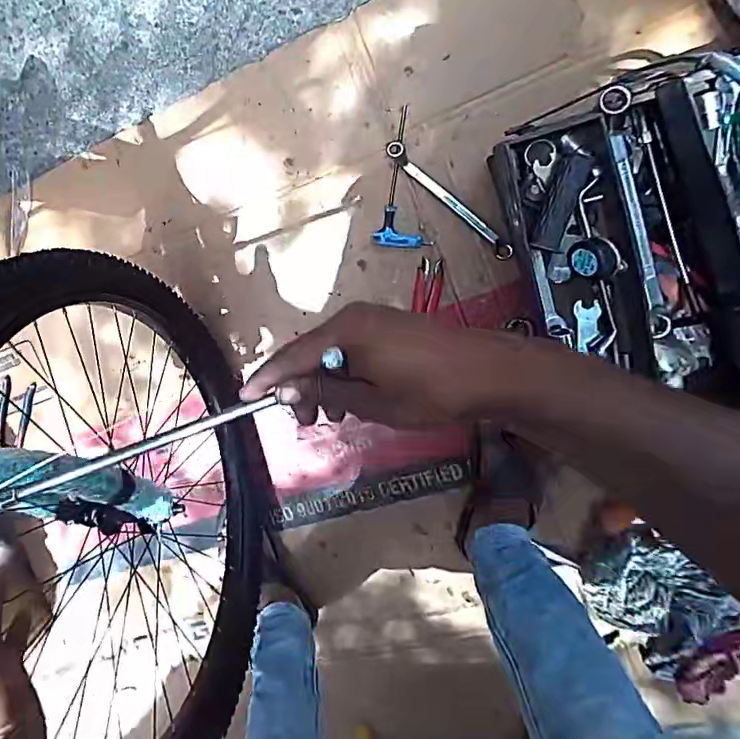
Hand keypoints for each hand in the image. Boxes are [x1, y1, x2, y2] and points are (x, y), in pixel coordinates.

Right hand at [240, 301, 554, 427]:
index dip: (268, 378)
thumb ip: (324, 391)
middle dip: (301, 387)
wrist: (493, 372)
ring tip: (332, 416)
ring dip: (323, 384)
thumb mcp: (372, 400)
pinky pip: (350, 350)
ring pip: (330, 353)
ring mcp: (371, 320)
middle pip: (309, 353)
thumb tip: (285, 389)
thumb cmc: (431, 390)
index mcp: (344, 332)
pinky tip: (353, 399)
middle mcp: (352, 318)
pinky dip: (343, 374)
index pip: (292, 355)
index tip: (246, 397)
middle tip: (304, 421)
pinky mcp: (387, 327)